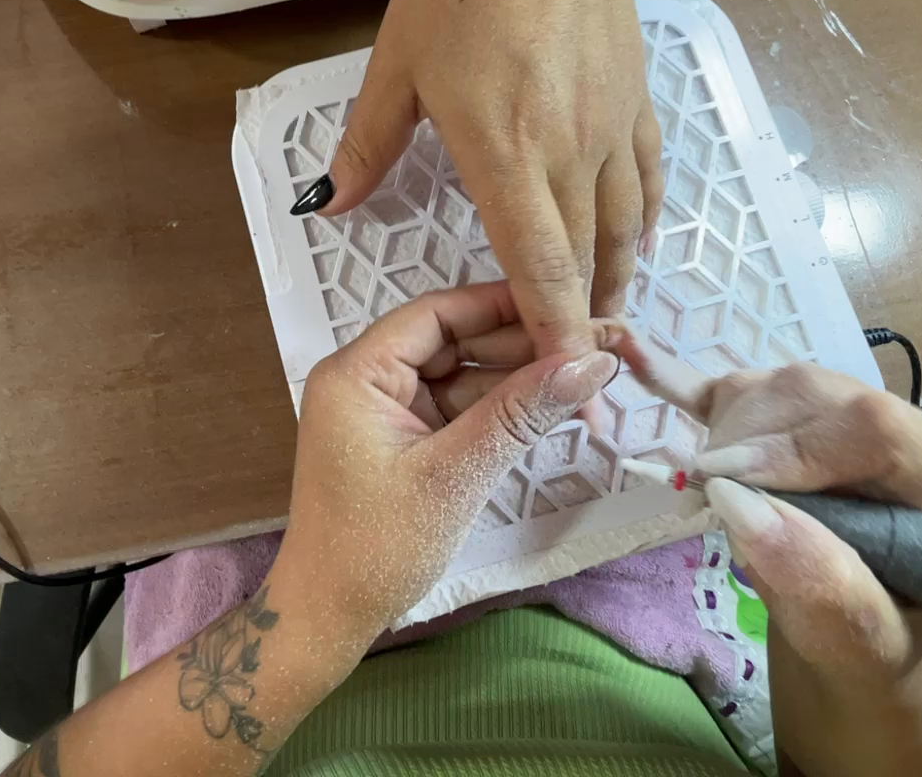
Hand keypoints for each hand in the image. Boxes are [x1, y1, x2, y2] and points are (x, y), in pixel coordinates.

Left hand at [270, 282, 621, 641]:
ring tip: (585, 373)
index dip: (501, 305)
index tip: (564, 306)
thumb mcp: (455, 474)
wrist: (330, 616)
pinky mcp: (402, 436)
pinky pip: (456, 407)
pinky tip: (549, 404)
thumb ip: (520, 413)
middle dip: (519, 346)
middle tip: (591, 345)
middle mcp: (367, 377)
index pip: (436, 314)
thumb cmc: (377, 546)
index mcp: (357, 371)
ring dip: (516, 379)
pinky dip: (498, 409)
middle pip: (452, 341)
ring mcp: (385, 408)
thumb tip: (590, 361)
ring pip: (460, 374)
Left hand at [306, 0, 662, 359]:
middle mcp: (570, 153)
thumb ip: (364, 146)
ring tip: (601, 311)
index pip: (538, 267)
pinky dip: (643, 222)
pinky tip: (634, 238)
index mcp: (504, 154)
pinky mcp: (639, 98)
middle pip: (587, 258)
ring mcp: (615, 125)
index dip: (550, 329)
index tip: (559, 376)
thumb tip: (326, 205)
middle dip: (582, 316)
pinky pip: (650, 177)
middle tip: (573, 356)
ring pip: (627, 226)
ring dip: (615, 277)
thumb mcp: (396, 66)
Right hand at [633, 354, 921, 686]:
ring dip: (723, 427)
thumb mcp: (858, 637)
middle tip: (708, 491)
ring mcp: (830, 410)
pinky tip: (632, 353)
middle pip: (812, 392)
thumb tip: (738, 504)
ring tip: (708, 483)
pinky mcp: (776, 413)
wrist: (844, 621)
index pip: (875, 427)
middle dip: (746, 437)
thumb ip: (819, 581)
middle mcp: (891, 427)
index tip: (727, 483)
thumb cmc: (862, 637)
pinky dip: (673, 376)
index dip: (794, 445)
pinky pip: (725, 387)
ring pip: (769, 383)